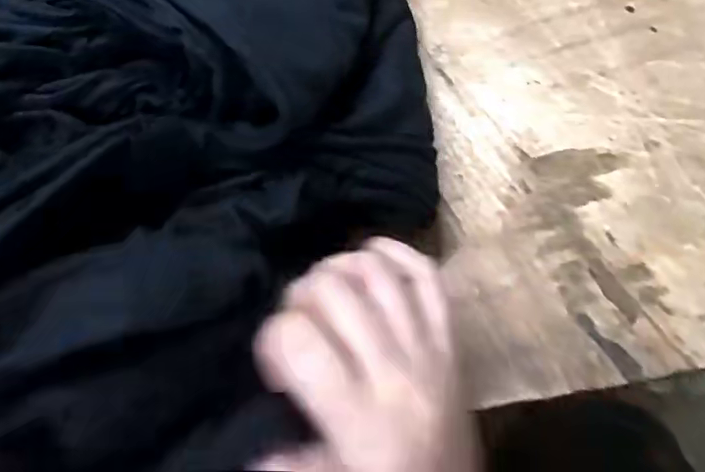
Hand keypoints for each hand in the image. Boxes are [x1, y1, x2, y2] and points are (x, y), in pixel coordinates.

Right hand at [251, 238, 478, 471]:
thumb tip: (252, 444)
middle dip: (298, 296)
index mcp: (360, 422)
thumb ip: (286, 463)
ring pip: (374, 271)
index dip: (270, 339)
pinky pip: (426, 275)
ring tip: (326, 295)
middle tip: (299, 327)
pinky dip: (394, 253)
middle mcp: (395, 376)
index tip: (274, 367)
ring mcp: (429, 352)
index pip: (298, 339)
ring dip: (337, 268)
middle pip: (330, 289)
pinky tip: (369, 259)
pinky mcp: (452, 342)